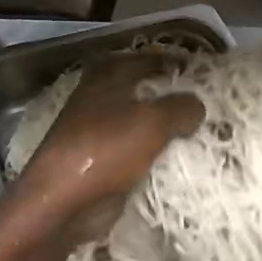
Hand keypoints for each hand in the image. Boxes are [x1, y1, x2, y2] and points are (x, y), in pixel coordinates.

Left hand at [10, 53, 205, 247]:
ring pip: (136, 120)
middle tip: (199, 101)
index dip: (168, 59)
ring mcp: (94, 131)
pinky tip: (175, 159)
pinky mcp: (97, 161)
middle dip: (167, 94)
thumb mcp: (152, 122)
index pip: (142, 59)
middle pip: (138, 89)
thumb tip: (197, 105)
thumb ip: (180, 107)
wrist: (62, 202)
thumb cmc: (105, 150)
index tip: (195, 68)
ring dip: (161, 125)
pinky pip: (132, 150)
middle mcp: (97, 98)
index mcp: (106, 77)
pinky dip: (152, 151)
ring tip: (194, 130)